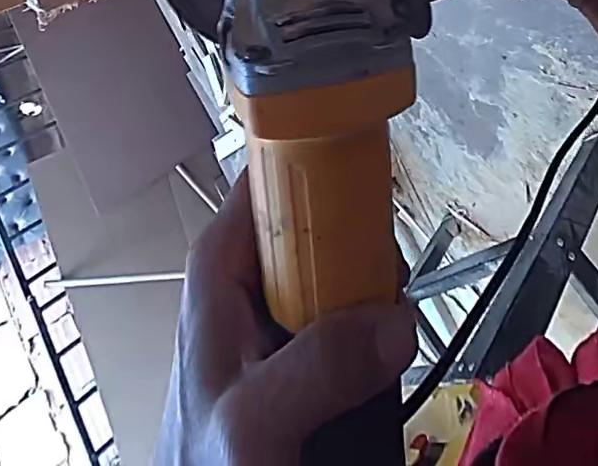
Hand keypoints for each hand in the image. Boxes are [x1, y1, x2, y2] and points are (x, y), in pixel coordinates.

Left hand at [157, 173, 416, 465]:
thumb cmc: (204, 465)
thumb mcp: (254, 419)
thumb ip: (319, 366)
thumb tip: (394, 321)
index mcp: (223, 259)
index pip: (271, 174)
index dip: (318, 162)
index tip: (366, 175)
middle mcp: (251, 270)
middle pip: (318, 214)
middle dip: (359, 242)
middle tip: (382, 280)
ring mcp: (281, 302)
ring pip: (342, 259)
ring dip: (372, 287)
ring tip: (380, 324)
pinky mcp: (304, 335)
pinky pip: (353, 303)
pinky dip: (374, 319)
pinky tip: (378, 349)